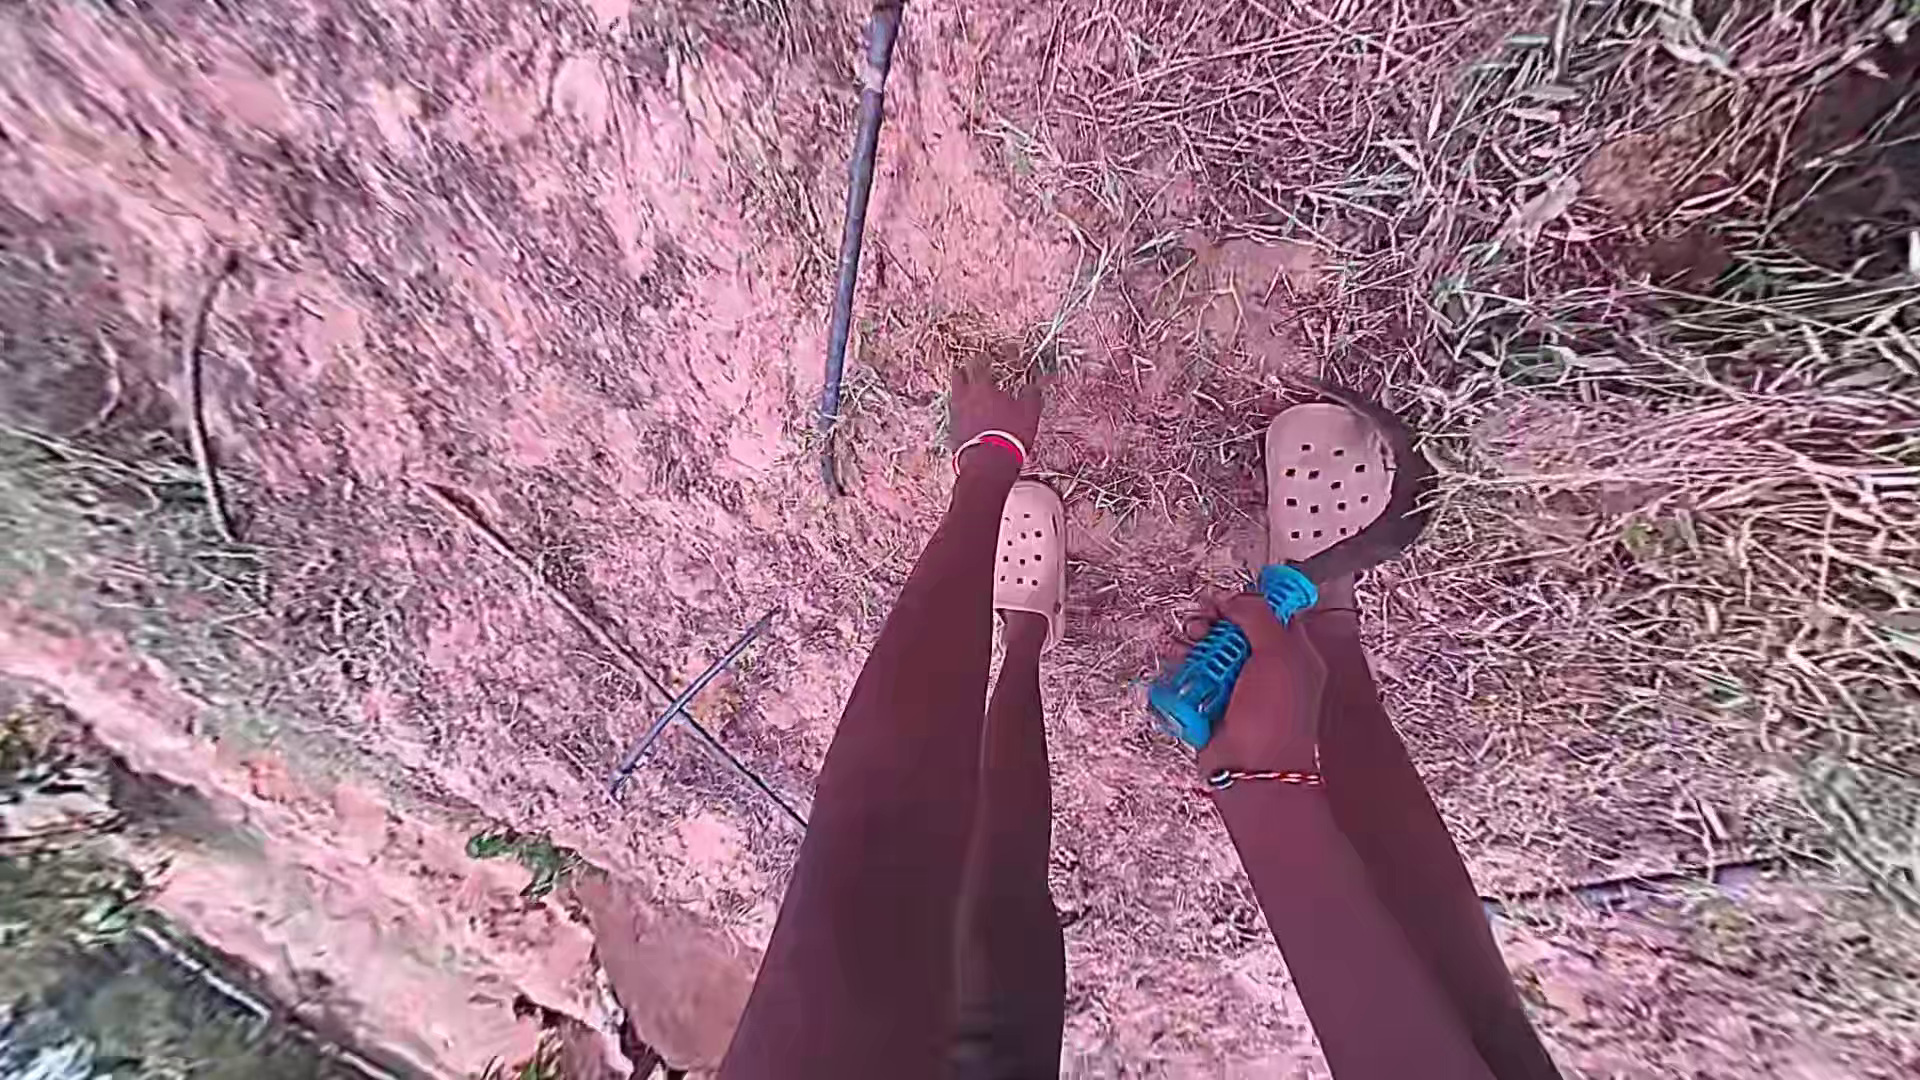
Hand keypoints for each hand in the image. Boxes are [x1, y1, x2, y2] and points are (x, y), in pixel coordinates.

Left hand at [947, 352, 1040, 453]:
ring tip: (972, 396)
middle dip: (965, 373)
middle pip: (959, 377)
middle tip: (972, 373)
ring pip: (955, 396)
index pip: (979, 364)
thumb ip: (1031, 394)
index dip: (984, 360)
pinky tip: (971, 419)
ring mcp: (956, 414)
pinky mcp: (953, 432)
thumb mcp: (1029, 412)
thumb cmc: (1009, 434)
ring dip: (963, 393)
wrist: (989, 463)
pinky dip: (963, 414)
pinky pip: (956, 416)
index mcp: (982, 386)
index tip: (987, 360)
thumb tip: (1034, 386)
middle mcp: (964, 397)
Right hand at [1177, 591, 1326, 774]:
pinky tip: (1175, 659)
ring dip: (1194, 641)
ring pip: (1211, 647)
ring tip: (1185, 645)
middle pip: (1235, 627)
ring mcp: (1238, 683)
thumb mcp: (1278, 656)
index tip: (1226, 600)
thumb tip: (1234, 598)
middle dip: (1214, 621)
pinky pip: (1194, 670)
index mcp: (1294, 653)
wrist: (1250, 769)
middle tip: (1202, 624)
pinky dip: (1183, 663)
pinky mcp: (1213, 697)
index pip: (1272, 612)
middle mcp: (1267, 666)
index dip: (1248, 601)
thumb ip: (1258, 617)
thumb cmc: (1274, 719)